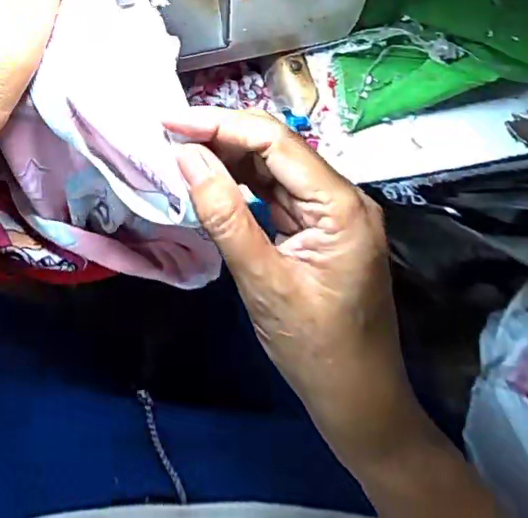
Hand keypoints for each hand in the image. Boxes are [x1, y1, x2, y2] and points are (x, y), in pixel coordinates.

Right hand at [168, 106, 419, 459]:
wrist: (360, 405)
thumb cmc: (318, 351)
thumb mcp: (263, 283)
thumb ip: (224, 215)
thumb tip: (186, 157)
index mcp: (341, 205)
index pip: (275, 141)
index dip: (220, 124)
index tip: (171, 122)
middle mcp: (340, 197)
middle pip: (274, 146)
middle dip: (219, 133)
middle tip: (167, 131)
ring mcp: (329, 211)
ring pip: (270, 163)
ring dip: (224, 153)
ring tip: (179, 147)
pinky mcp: (315, 225)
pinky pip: (271, 188)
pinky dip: (237, 179)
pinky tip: (208, 174)